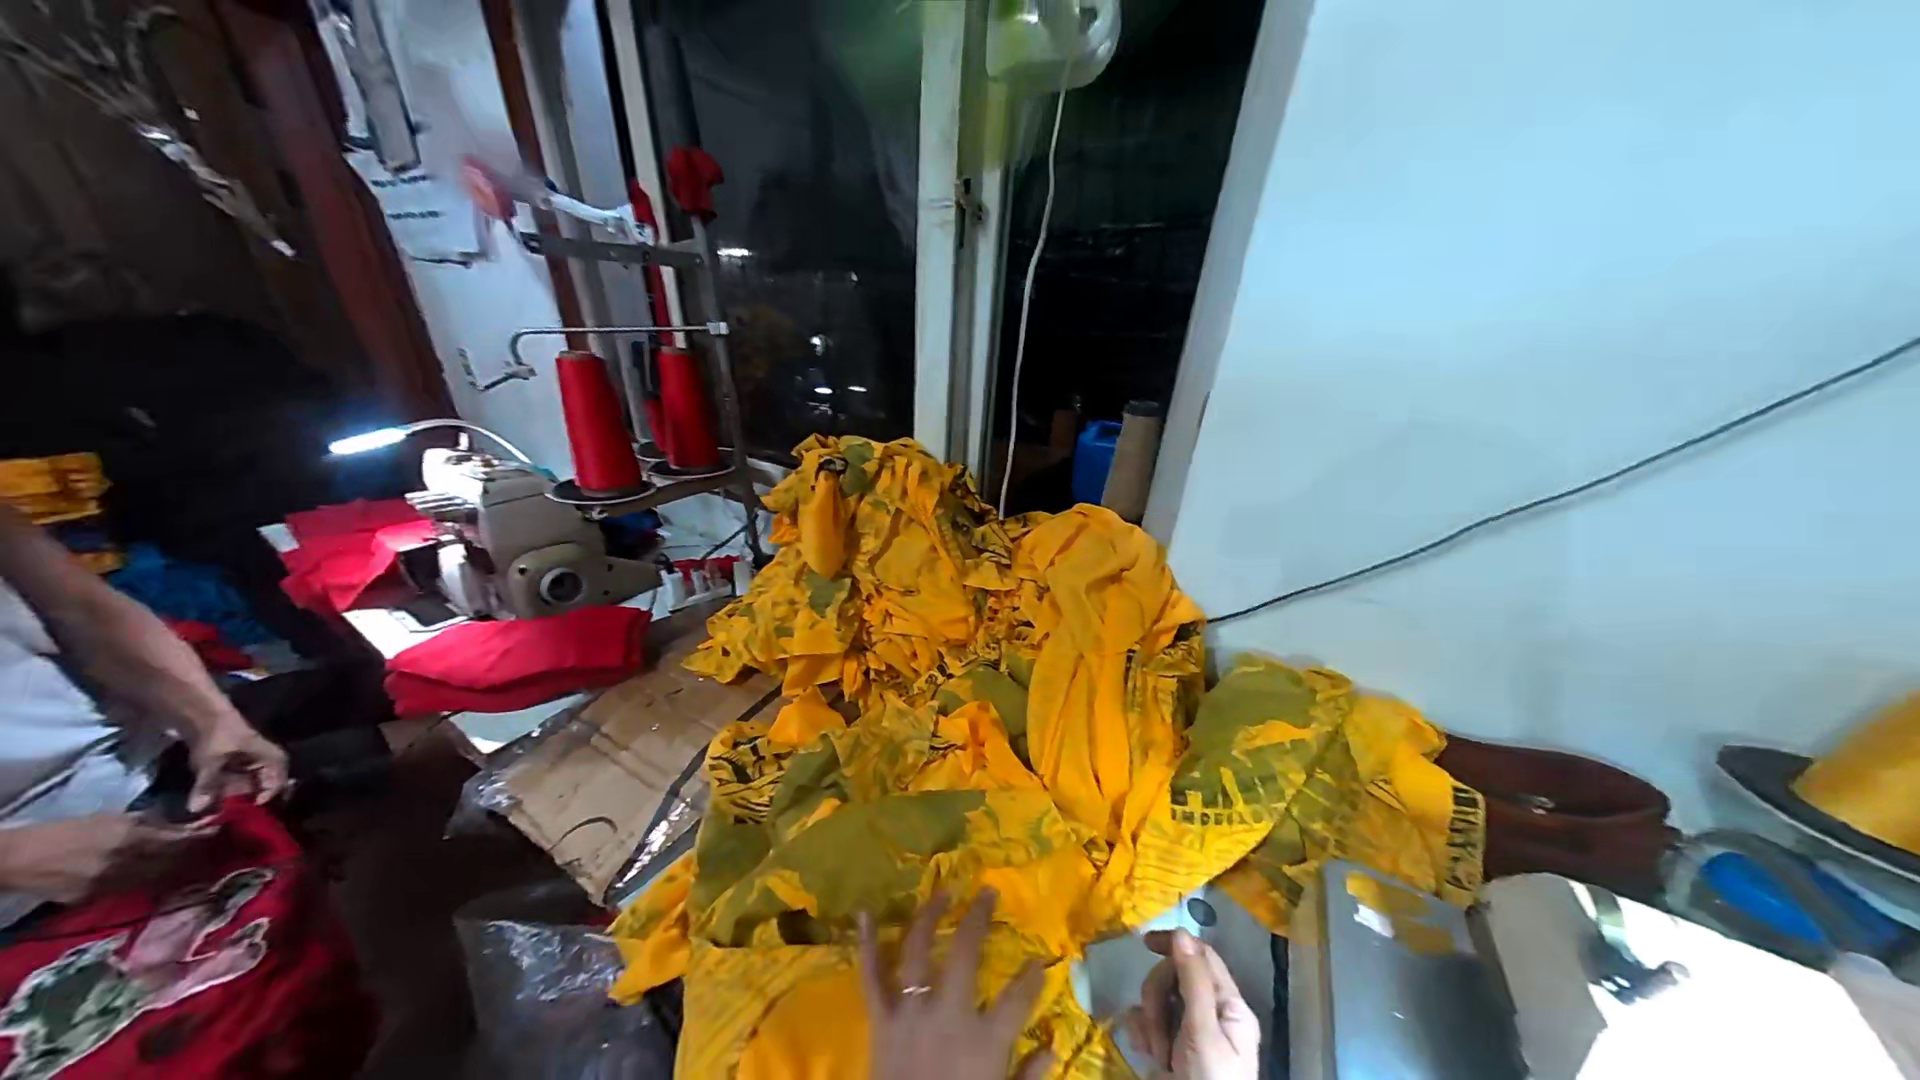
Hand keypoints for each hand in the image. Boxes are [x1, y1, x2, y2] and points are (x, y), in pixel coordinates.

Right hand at [0, 814, 218, 902]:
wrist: (15, 858)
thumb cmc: (70, 830)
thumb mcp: (120, 818)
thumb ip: (158, 824)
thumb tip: (194, 826)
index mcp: (133, 838)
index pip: (185, 841)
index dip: (207, 839)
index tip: (223, 834)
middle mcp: (124, 863)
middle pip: (178, 863)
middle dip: (201, 858)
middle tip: (219, 852)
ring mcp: (107, 884)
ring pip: (160, 881)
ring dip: (183, 874)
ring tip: (201, 867)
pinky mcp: (92, 898)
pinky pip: (134, 891)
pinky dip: (155, 885)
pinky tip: (167, 879)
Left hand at [186, 716, 288, 812]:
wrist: (206, 721)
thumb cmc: (219, 737)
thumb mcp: (212, 761)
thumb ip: (207, 784)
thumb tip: (197, 809)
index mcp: (275, 763)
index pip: (277, 787)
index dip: (261, 804)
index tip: (241, 818)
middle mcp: (268, 769)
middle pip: (262, 793)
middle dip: (246, 810)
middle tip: (228, 825)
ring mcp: (252, 772)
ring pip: (247, 794)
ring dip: (232, 807)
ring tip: (216, 821)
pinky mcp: (236, 775)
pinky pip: (234, 791)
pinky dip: (223, 801)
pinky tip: (210, 811)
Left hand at [859, 889, 1053, 1079]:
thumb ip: (1028, 1078)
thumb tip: (1051, 1047)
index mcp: (984, 1041)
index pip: (1018, 999)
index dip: (1032, 977)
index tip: (1039, 960)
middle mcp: (948, 1015)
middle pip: (966, 953)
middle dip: (978, 918)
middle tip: (988, 891)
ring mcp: (910, 1014)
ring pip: (919, 951)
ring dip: (930, 915)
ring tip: (943, 892)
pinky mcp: (881, 1022)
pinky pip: (871, 977)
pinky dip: (866, 944)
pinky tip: (865, 912)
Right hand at [1125, 929, 1259, 1079]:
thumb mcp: (1203, 1033)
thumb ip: (1192, 981)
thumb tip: (1182, 932)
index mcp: (1229, 1007)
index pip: (1202, 956)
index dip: (1175, 945)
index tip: (1145, 943)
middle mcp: (1210, 1013)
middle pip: (1174, 975)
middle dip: (1159, 996)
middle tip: (1159, 1028)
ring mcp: (1188, 1031)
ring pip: (1158, 996)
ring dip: (1150, 1020)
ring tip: (1158, 1054)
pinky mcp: (1168, 1047)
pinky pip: (1146, 1020)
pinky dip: (1141, 1030)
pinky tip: (1143, 1050)